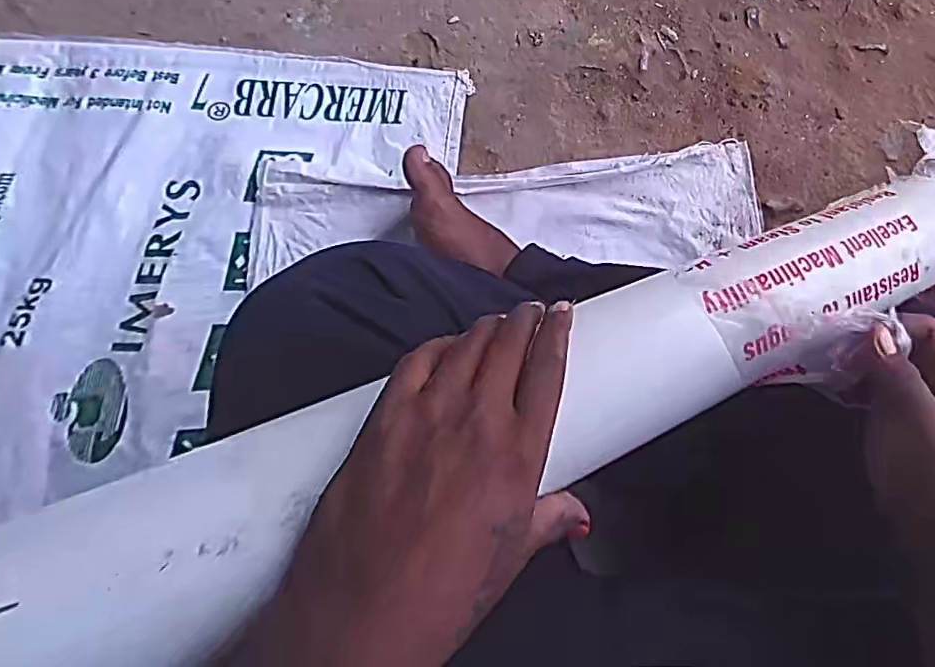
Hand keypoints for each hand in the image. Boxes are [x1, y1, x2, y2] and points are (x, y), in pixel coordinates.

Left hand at [255, 302, 586, 666]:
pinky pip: (418, 359)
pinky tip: (445, 346)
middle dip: (525, 318)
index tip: (562, 314)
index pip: (547, 369)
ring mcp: (429, 414)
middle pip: (509, 343)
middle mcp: (477, 423)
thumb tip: (575, 513)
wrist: (359, 623)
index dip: (558, 331)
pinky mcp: (387, 417)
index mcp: (517, 456)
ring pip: (467, 343)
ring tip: (495, 324)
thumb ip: (549, 520)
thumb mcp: (510, 558)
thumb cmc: (438, 597)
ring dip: (487, 326)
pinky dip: (438, 344)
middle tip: (531, 312)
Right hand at [859, 313, 934, 552]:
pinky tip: (835, 379)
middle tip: (836, 345)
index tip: (854, 332)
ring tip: (831, 361)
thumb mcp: (916, 423)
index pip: (931, 330)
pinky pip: (877, 380)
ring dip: (861, 357)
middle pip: (908, 341)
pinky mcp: (899, 412)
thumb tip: (874, 328)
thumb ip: (897, 372)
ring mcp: (922, 398)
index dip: (895, 325)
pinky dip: (857, 375)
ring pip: (890, 359)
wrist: (925, 540)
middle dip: (872, 340)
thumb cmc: (930, 481)